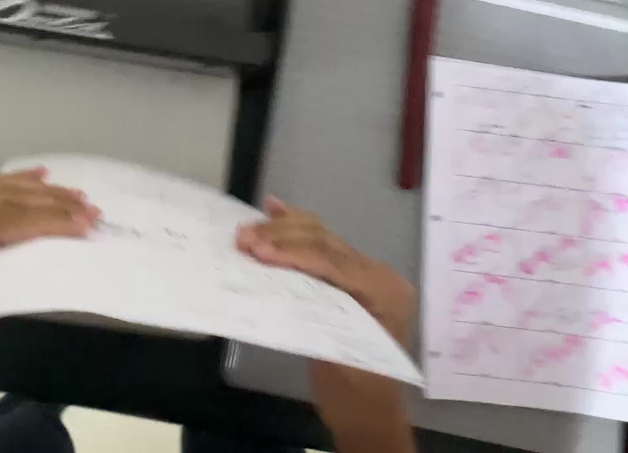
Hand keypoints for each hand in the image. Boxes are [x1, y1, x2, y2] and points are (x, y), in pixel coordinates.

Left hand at [0, 167, 99, 406]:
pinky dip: (12, 188)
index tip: (86, 224)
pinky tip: (39, 177)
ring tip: (77, 197)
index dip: (47, 220)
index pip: (0, 220)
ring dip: (38, 195)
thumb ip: (2, 274)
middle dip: (49, 205)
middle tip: (91, 210)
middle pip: (0, 201)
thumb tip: (47, 249)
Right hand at [236, 197, 417, 452]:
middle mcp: (378, 273)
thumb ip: (311, 313)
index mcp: (384, 291)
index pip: (333, 261)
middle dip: (281, 236)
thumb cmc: (356, 396)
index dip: (293, 253)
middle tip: (243, 238)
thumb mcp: (334, 358)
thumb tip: (274, 279)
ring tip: (247, 230)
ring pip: (320, 235)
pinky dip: (295, 227)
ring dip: (282, 229)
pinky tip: (274, 208)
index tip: (257, 251)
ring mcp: (364, 271)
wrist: (370, 419)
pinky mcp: (348, 274)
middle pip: (325, 241)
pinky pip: (321, 243)